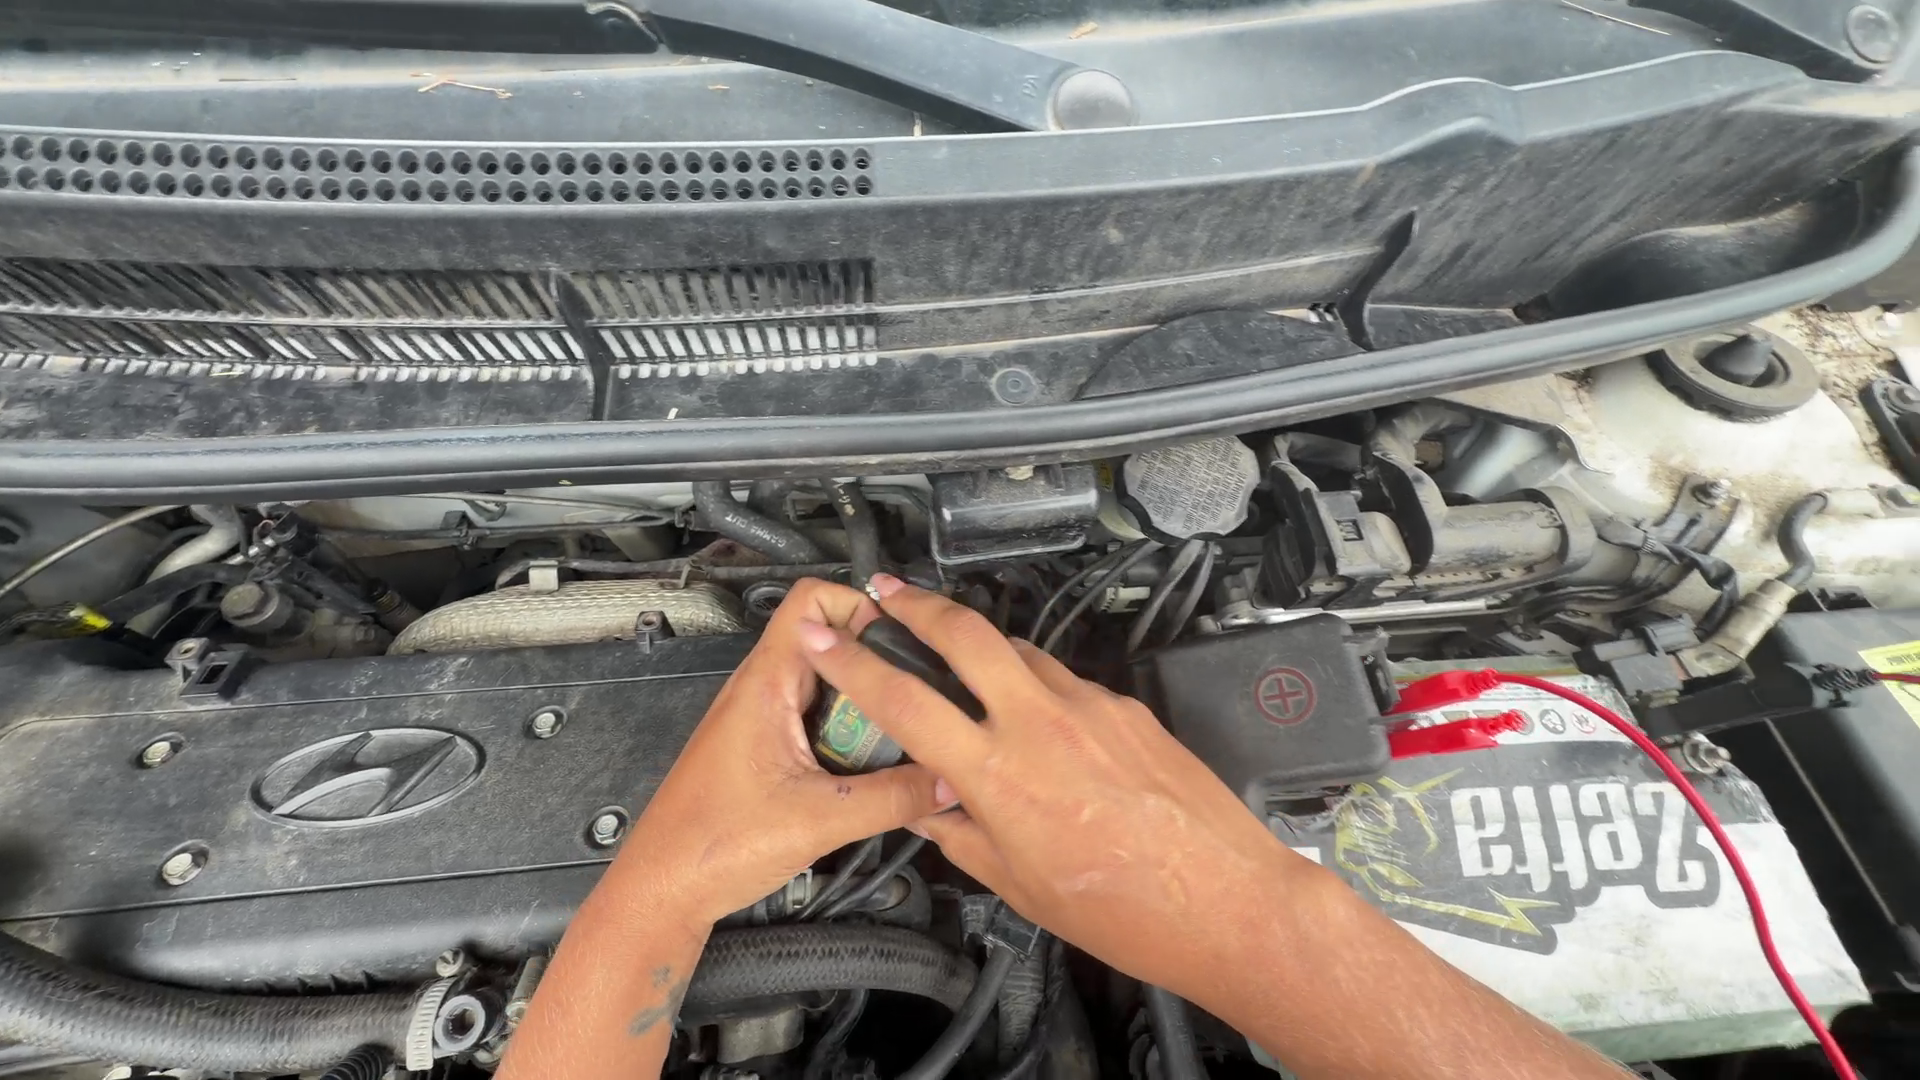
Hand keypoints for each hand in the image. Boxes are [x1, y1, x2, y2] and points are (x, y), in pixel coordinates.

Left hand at [608, 579, 947, 929]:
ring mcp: (762, 712)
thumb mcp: (820, 821)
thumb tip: (949, 780)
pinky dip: (847, 724)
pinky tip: (870, 759)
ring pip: (826, 676)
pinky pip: (816, 710)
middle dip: (874, 658)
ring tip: (900, 727)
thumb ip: (893, 799)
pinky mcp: (765, 741)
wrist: (661, 892)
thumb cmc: (715, 847)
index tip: (900, 645)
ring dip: (863, 696)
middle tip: (914, 693)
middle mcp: (762, 685)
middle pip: (828, 636)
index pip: (814, 599)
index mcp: (767, 682)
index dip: (861, 606)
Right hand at [794, 573, 1324, 1002]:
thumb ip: (961, 834)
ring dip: (983, 647)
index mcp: (1000, 774)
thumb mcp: (1018, 884)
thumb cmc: (1122, 910)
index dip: (856, 664)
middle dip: (918, 603)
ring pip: (1019, 651)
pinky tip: (1043, 721)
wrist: (1227, 901)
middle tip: (888, 589)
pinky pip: (1065, 681)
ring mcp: (1089, 704)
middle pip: (966, 634)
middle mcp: (1041, 723)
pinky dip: (1038, 688)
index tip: (826, 638)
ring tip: (962, 661)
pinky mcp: (1125, 705)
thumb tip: (928, 807)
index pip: (906, 704)